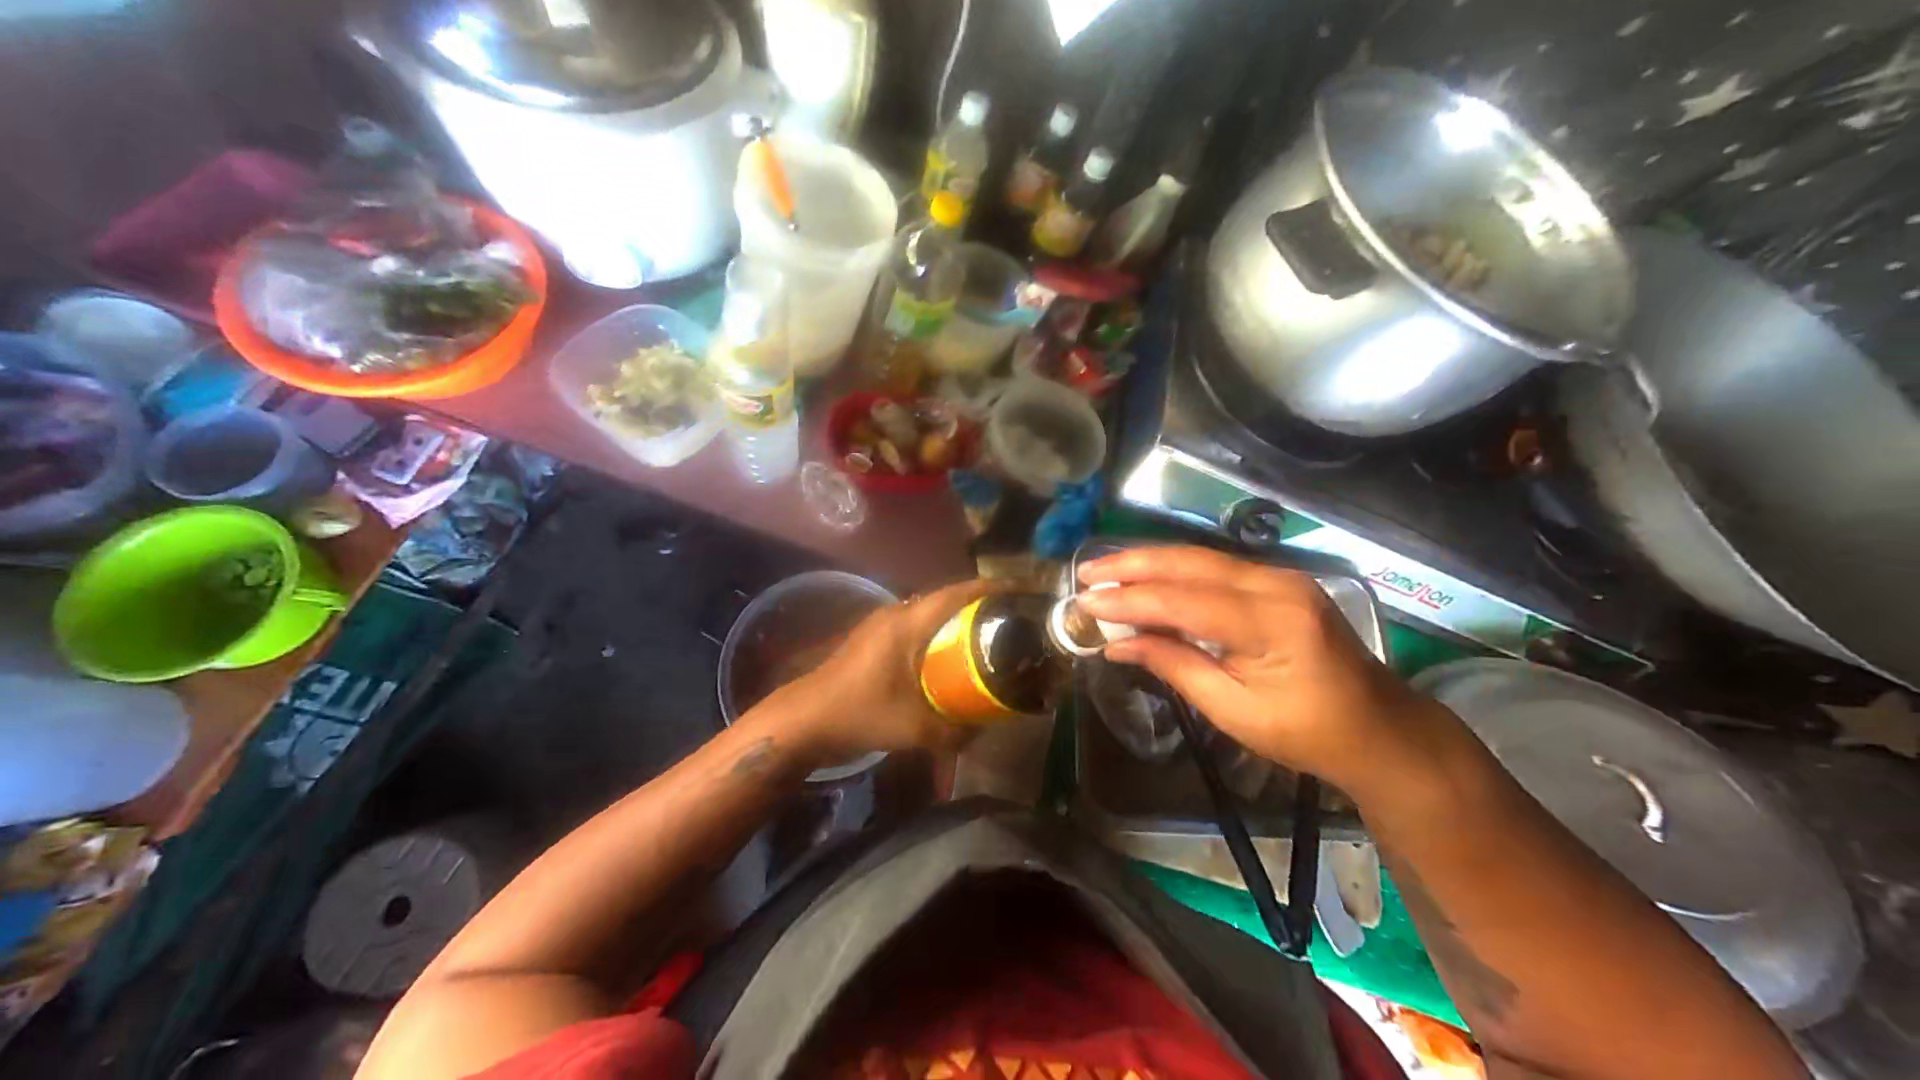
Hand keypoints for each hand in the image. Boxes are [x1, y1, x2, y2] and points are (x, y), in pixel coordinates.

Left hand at [744, 580, 995, 769]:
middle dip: (982, 608)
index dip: (993, 590)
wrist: (804, 722)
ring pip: (931, 615)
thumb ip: (955, 732)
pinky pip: (916, 629)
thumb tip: (985, 730)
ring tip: (990, 640)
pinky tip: (951, 662)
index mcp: (907, 623)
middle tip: (1014, 624)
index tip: (1024, 594)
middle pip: (948, 600)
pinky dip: (939, 637)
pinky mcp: (874, 643)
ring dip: (959, 623)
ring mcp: (881, 627)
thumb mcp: (915, 729)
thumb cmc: (860, 715)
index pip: (958, 593)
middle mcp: (896, 615)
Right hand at [1075, 546, 1462, 801]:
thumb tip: (1116, 644)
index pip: (1184, 600)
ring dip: (1151, 563)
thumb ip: (1174, 666)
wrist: (1380, 728)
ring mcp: (1283, 578)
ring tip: (1106, 572)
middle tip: (1086, 574)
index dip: (1130, 600)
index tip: (1085, 603)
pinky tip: (1147, 579)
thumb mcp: (1233, 710)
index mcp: (1273, 623)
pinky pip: (1217, 568)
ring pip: (1202, 558)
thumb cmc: (1307, 732)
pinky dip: (1176, 572)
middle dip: (1133, 565)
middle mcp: (1278, 585)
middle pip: (1191, 562)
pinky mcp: (1280, 582)